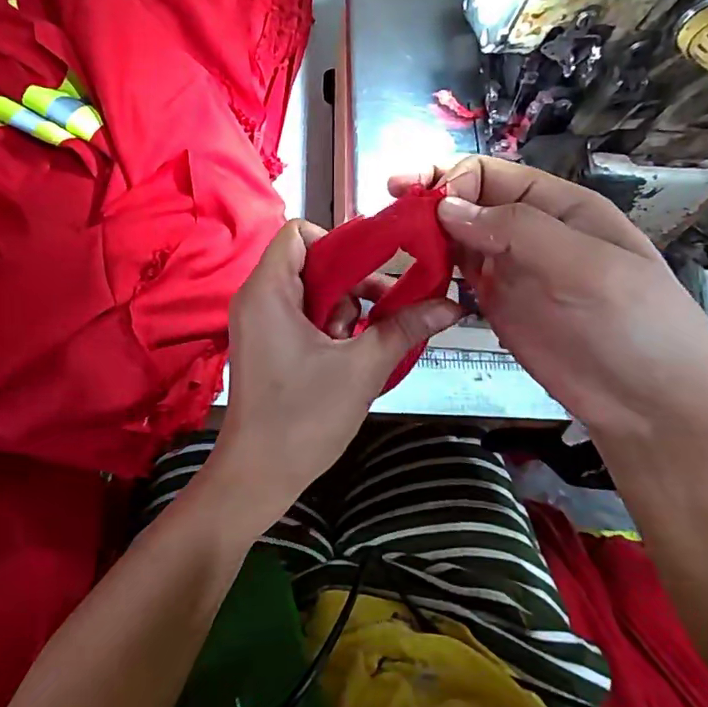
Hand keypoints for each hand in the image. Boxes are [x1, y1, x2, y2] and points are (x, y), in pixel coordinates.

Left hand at [217, 220, 462, 510]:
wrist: (259, 474)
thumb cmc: (303, 418)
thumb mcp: (362, 367)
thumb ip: (405, 327)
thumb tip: (451, 305)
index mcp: (268, 291)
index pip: (300, 232)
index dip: (339, 242)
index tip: (372, 272)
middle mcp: (256, 298)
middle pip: (310, 262)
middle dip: (352, 283)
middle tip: (381, 311)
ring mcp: (258, 323)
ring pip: (310, 292)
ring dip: (344, 310)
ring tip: (360, 345)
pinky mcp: (266, 345)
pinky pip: (302, 317)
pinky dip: (329, 328)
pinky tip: (349, 357)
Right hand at [388, 157, 707, 454]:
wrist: (650, 405)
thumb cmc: (634, 327)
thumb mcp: (589, 268)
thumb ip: (520, 232)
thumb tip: (446, 208)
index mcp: (559, 207)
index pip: (492, 176)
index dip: (453, 181)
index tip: (423, 207)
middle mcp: (529, 231)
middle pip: (467, 202)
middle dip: (428, 201)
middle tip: (387, 212)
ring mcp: (510, 270)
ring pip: (455, 238)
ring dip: (423, 235)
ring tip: (388, 241)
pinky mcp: (496, 306)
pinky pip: (456, 278)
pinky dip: (430, 271)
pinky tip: (408, 274)